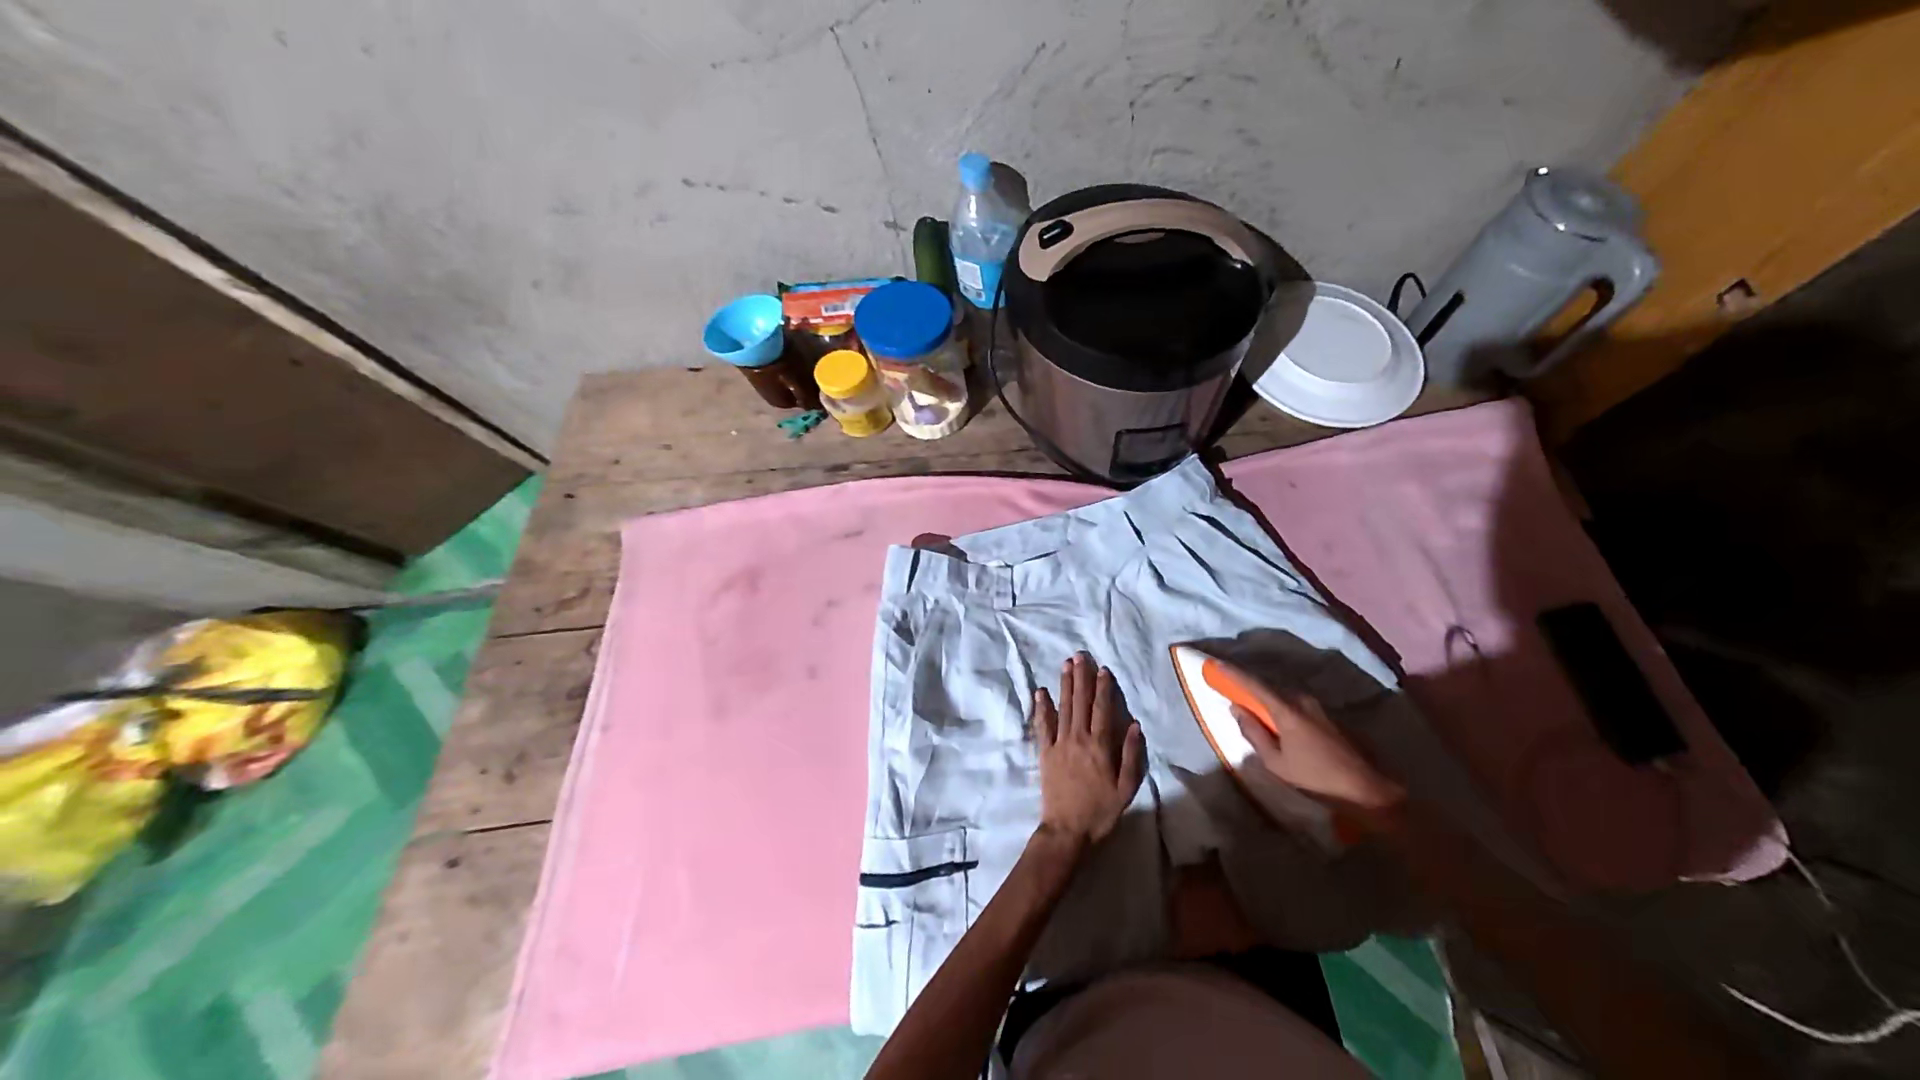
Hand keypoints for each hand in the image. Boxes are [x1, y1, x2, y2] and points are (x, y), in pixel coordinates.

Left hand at [1031, 653, 1146, 845]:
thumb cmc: (1101, 812)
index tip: (1103, 669)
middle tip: (1080, 655)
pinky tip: (1041, 692)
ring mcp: (1059, 744)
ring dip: (1065, 685)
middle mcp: (1078, 739)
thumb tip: (1133, 724)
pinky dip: (1042, 708)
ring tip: (1066, 664)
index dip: (1103, 688)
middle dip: (1081, 677)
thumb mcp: (1126, 788)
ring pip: (1063, 708)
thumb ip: (1130, 755)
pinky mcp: (1045, 753)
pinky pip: (1043, 726)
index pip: (1102, 709)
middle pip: (1080, 702)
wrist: (1067, 830)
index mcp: (1100, 746)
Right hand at [1231, 681, 1404, 815]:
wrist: (1368, 791)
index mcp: (1288, 710)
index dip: (1233, 673)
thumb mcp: (1276, 763)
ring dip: (1266, 697)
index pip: (1254, 685)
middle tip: (1230, 687)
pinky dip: (1281, 706)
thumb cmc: (1316, 779)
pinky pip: (1296, 704)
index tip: (1215, 663)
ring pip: (1284, 695)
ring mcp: (1319, 707)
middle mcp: (1303, 701)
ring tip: (1251, 705)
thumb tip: (1237, 709)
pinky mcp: (1329, 717)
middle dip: (1248, 685)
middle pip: (1269, 686)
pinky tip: (1276, 720)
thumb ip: (1254, 733)